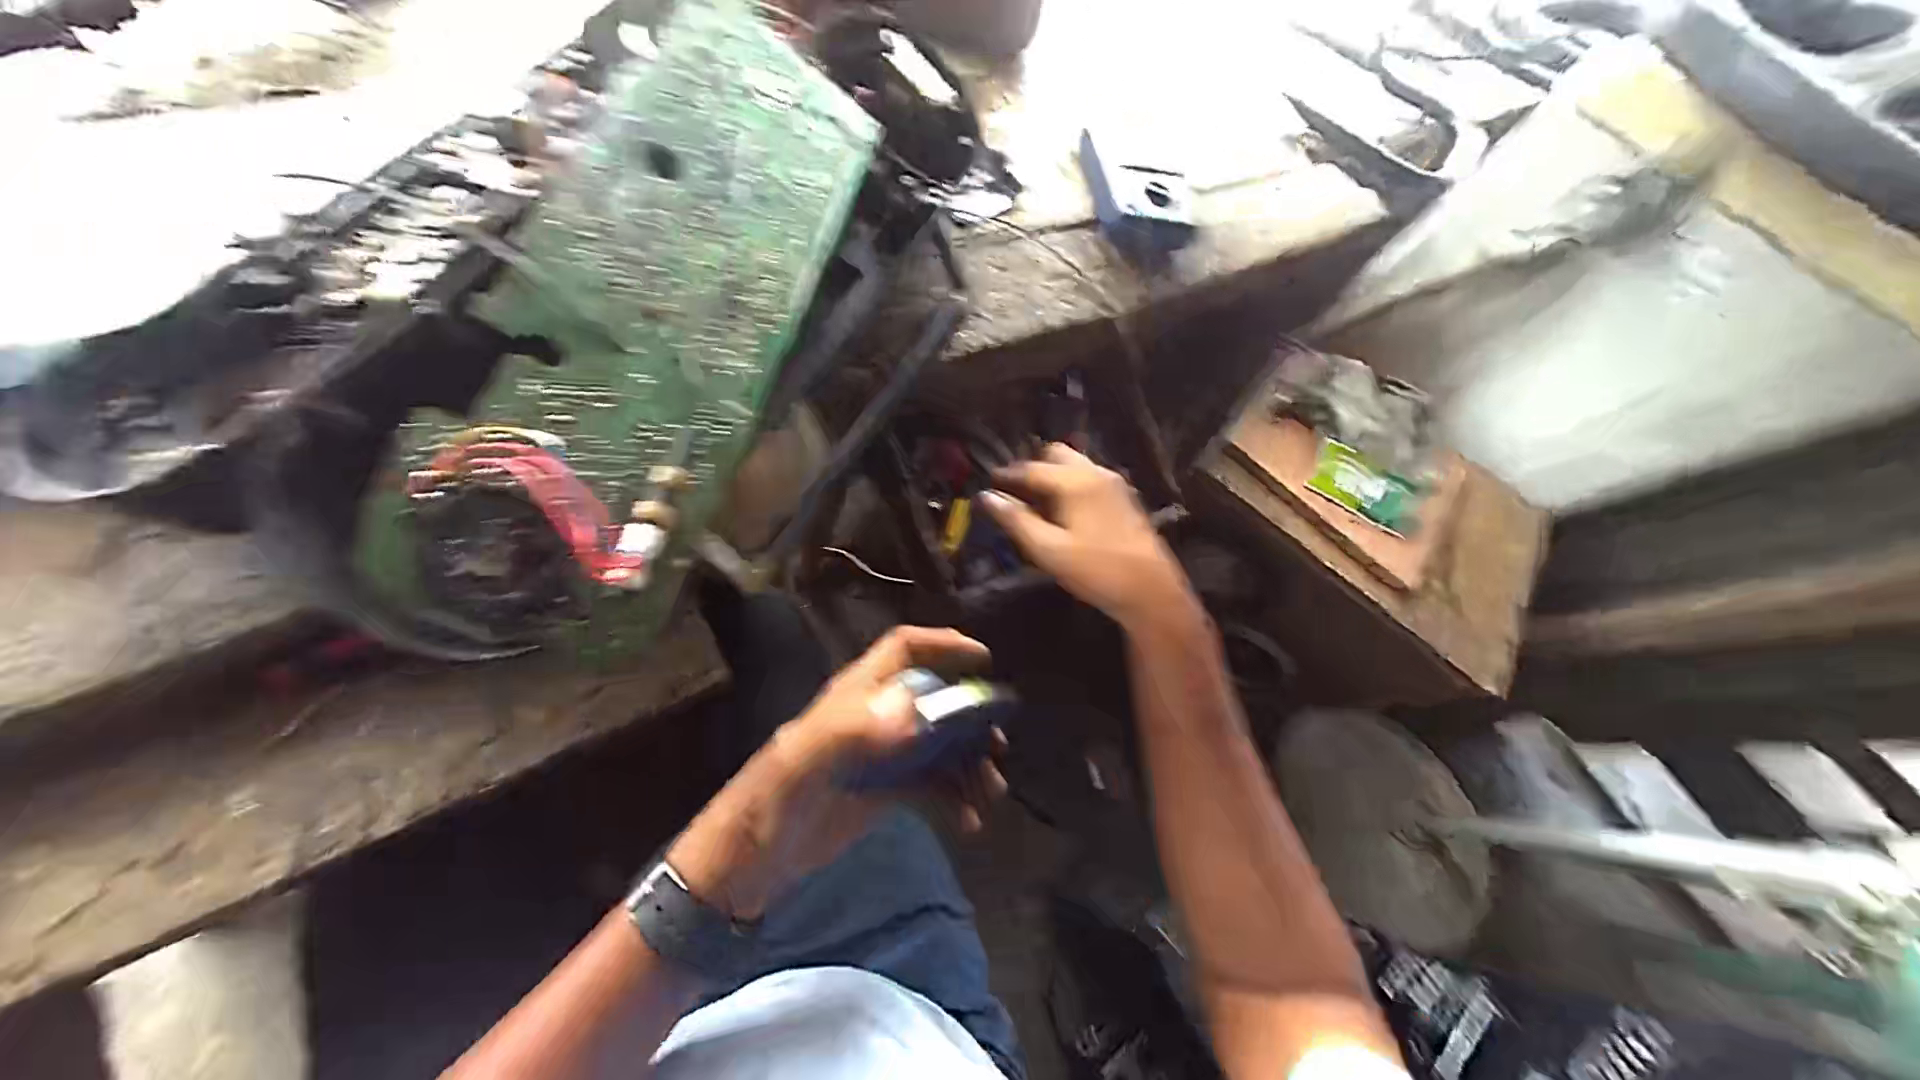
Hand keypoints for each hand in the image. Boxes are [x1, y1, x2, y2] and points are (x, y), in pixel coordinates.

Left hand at [665, 627, 1005, 920]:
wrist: (745, 870)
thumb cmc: (767, 808)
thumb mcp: (800, 766)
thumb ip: (850, 732)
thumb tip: (915, 711)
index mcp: (853, 698)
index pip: (902, 650)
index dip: (943, 644)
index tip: (983, 659)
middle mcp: (871, 718)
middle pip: (933, 698)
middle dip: (970, 716)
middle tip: (997, 745)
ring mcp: (879, 756)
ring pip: (939, 743)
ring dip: (969, 762)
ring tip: (990, 791)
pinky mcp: (883, 793)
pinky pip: (932, 783)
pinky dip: (955, 797)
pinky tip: (969, 822)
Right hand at [980, 443, 1194, 629]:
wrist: (1150, 590)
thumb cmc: (1095, 571)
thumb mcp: (1048, 550)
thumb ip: (1016, 520)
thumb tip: (987, 496)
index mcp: (1075, 482)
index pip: (1031, 469)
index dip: (1007, 475)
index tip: (989, 482)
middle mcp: (1095, 473)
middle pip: (1055, 455)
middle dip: (1031, 467)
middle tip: (1014, 490)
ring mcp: (1113, 483)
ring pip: (1074, 464)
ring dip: (1051, 474)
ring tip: (1035, 500)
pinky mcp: (1123, 497)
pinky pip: (1088, 476)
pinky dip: (1069, 483)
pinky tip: (1063, 509)